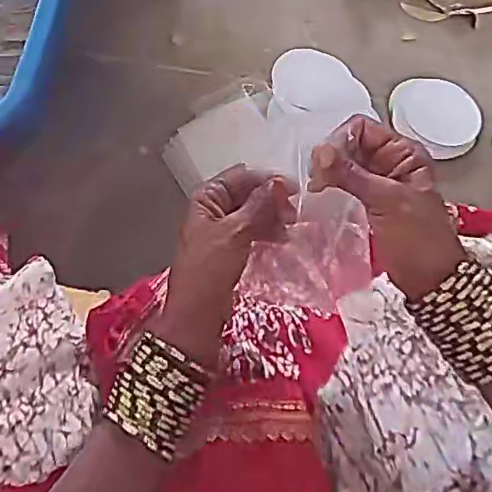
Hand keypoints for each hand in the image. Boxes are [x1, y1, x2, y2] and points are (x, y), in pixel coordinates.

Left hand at [155, 166, 292, 364]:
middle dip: (272, 200)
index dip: (267, 180)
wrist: (197, 316)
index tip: (293, 189)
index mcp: (206, 198)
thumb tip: (278, 182)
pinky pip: (252, 230)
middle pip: (248, 193)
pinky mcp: (230, 248)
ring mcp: (221, 229)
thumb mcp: (235, 233)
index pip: (241, 176)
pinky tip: (282, 238)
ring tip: (290, 227)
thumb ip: (258, 205)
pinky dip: (267, 231)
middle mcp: (212, 209)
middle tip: (294, 213)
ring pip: (253, 212)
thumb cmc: (209, 270)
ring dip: (272, 216)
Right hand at [308, 116, 467, 300]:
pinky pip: (341, 184)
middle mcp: (388, 162)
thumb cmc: (420, 239)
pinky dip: (329, 186)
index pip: (362, 128)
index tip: (325, 162)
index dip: (340, 139)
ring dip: (327, 172)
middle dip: (330, 157)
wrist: (430, 281)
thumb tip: (321, 152)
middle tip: (318, 178)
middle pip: (348, 144)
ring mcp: (376, 182)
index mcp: (402, 153)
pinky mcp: (365, 201)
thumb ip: (353, 175)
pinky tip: (320, 195)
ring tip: (318, 188)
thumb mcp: (387, 201)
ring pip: (342, 164)